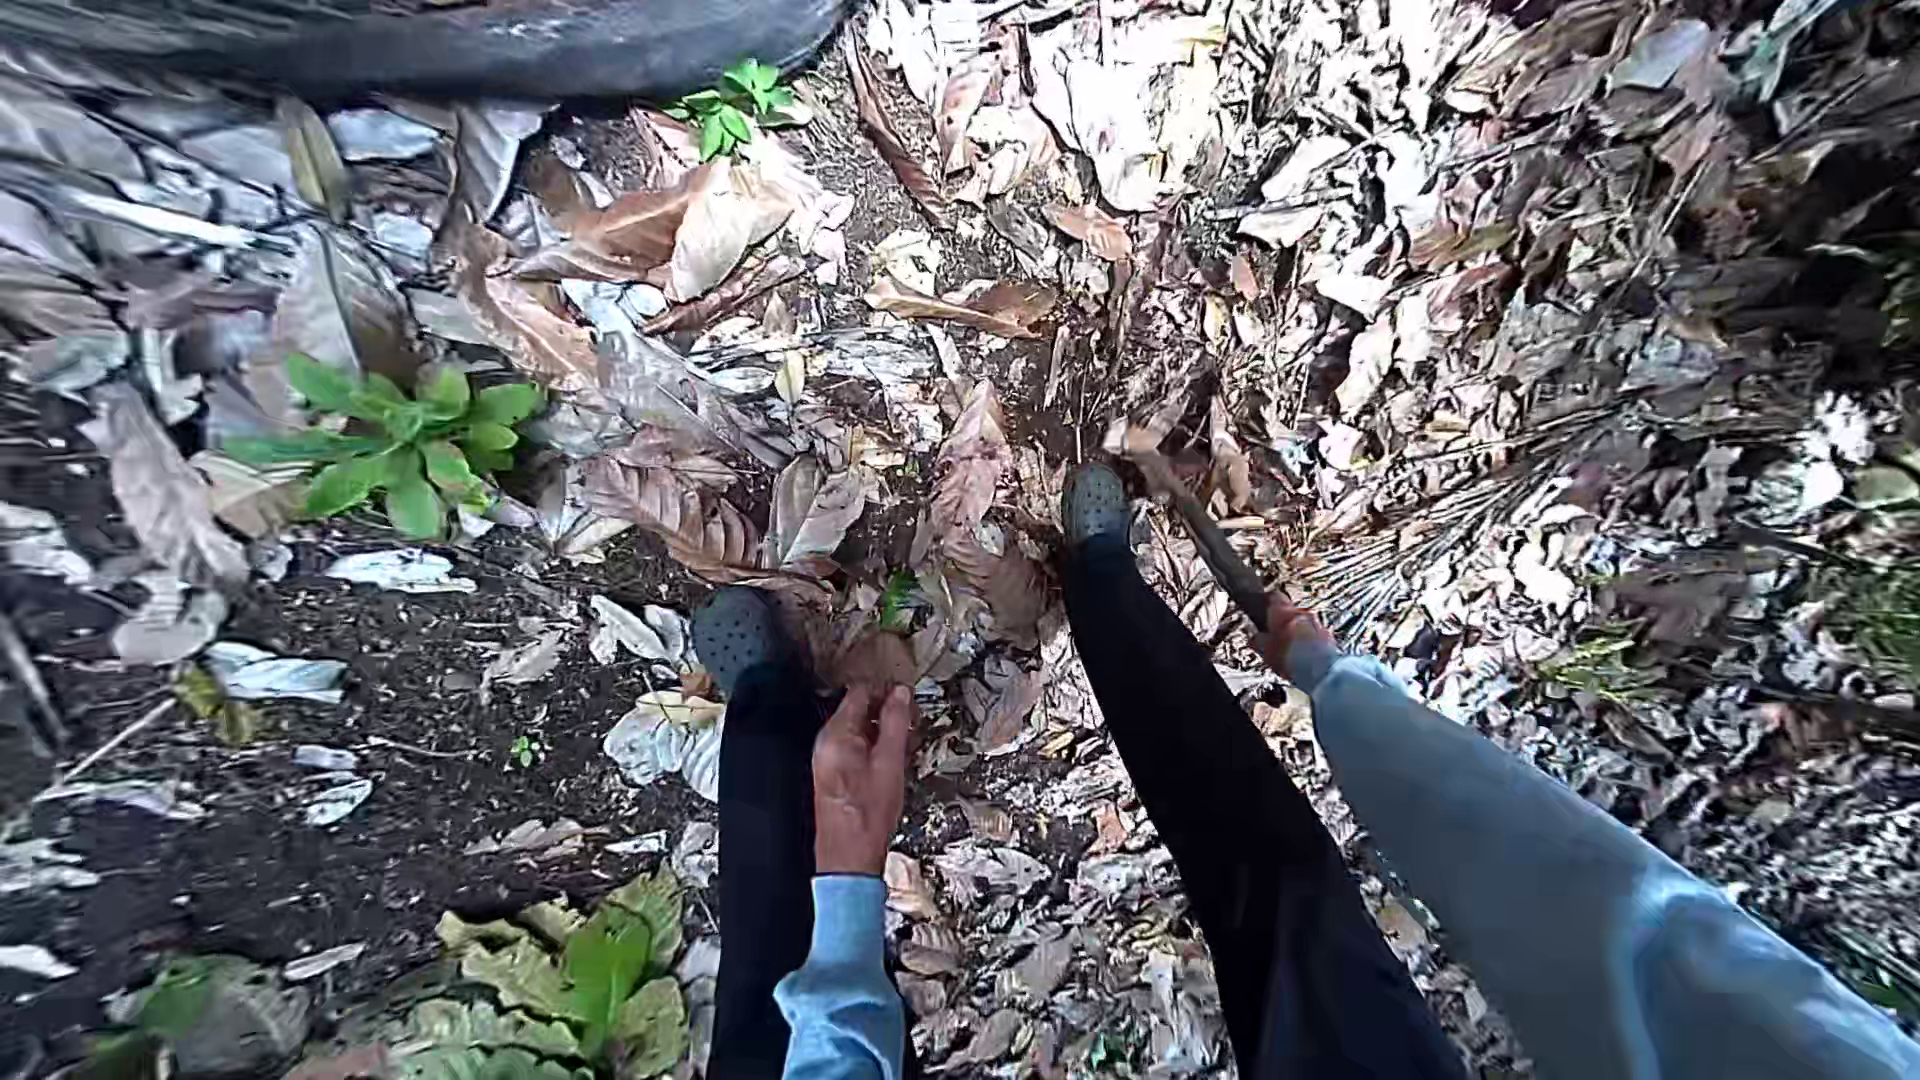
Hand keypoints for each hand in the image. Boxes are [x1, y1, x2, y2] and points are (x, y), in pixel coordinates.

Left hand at [812, 683, 913, 875]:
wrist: (849, 857)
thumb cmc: (867, 815)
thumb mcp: (890, 761)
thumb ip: (896, 722)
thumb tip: (901, 694)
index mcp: (836, 734)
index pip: (860, 692)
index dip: (886, 690)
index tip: (906, 696)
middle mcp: (826, 742)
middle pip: (858, 707)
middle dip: (887, 710)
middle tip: (911, 719)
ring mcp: (827, 757)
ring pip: (858, 727)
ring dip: (883, 728)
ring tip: (906, 741)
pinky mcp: (833, 771)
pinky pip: (854, 745)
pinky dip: (874, 744)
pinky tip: (892, 758)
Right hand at [1252, 592, 1332, 676]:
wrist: (1321, 671)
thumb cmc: (1291, 656)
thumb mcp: (1264, 650)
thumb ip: (1257, 640)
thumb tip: (1255, 639)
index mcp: (1282, 610)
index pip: (1274, 596)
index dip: (1267, 602)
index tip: (1263, 608)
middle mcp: (1302, 613)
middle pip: (1290, 611)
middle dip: (1283, 622)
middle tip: (1275, 635)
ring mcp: (1318, 624)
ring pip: (1304, 623)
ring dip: (1297, 633)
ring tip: (1289, 650)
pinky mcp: (1330, 638)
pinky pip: (1316, 636)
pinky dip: (1310, 643)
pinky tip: (1303, 657)